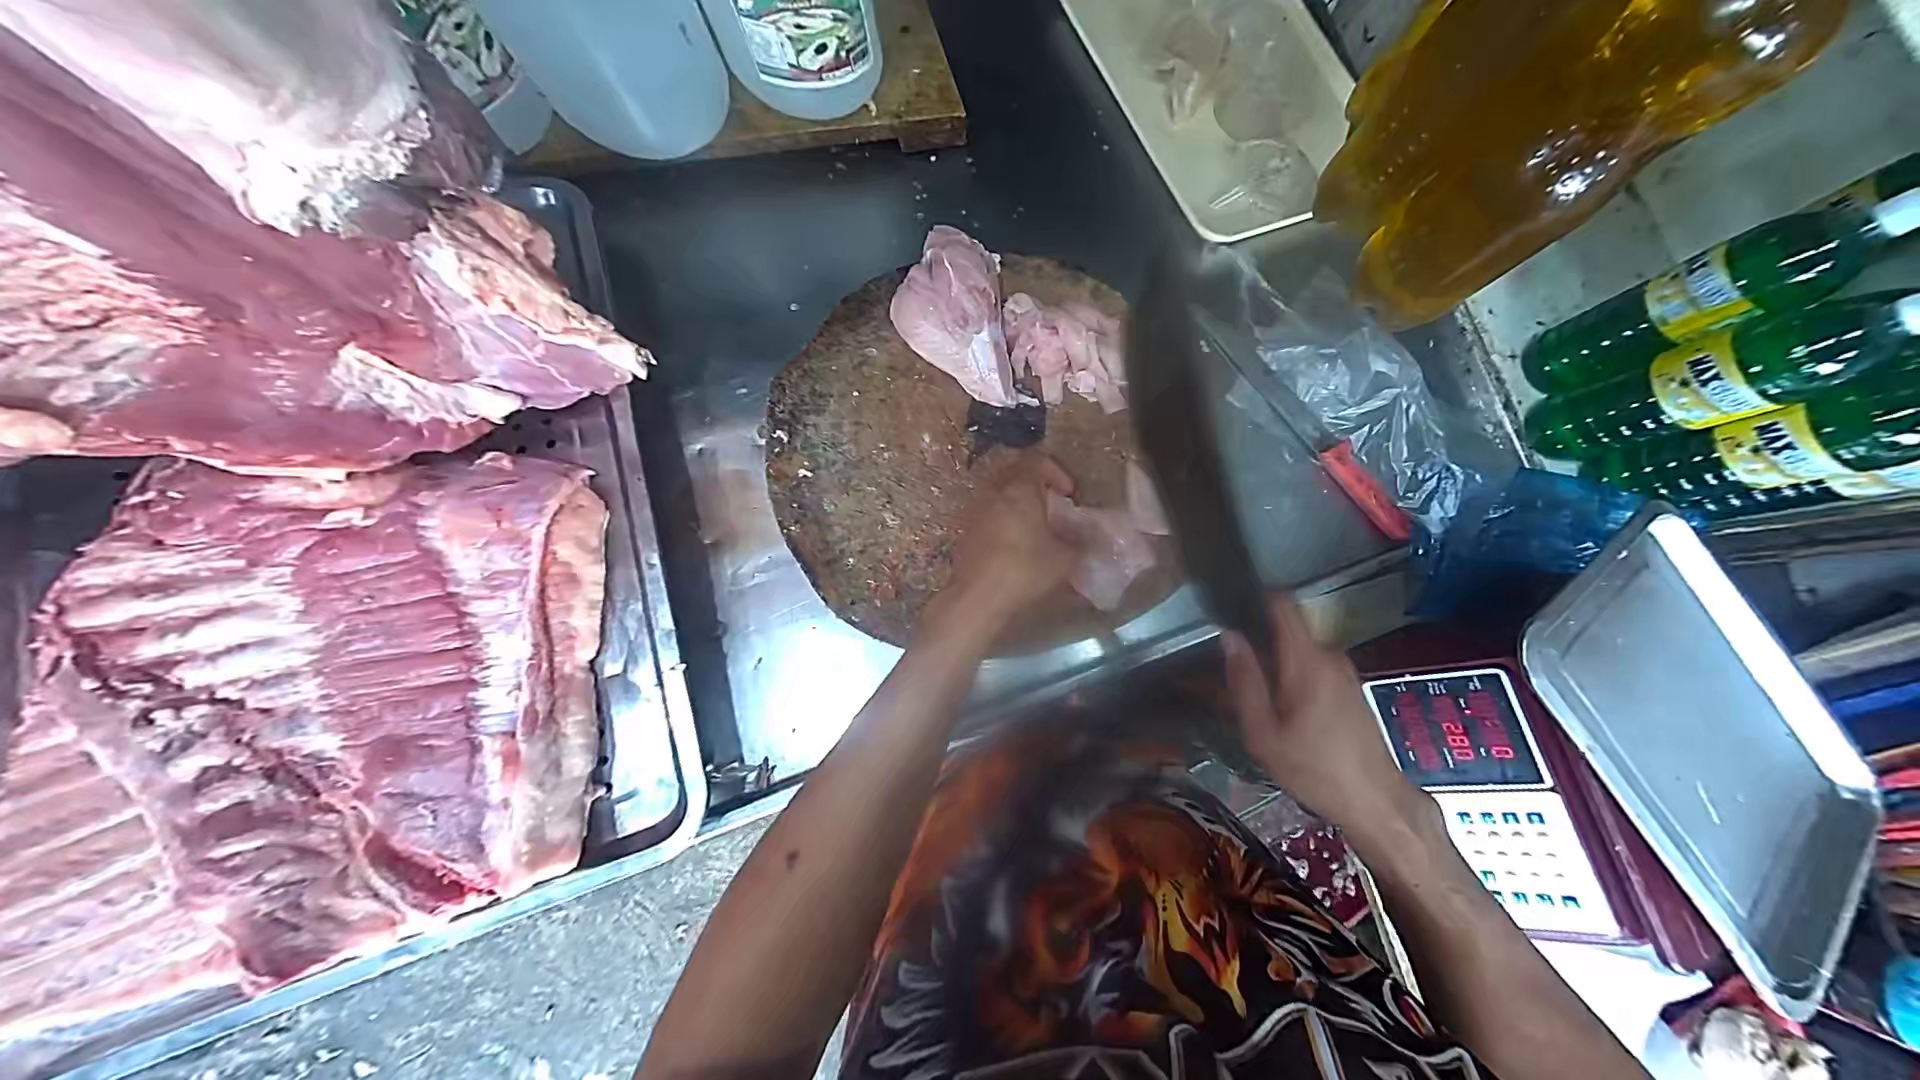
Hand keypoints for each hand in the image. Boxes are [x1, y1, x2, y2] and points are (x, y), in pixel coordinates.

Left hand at [928, 453, 1081, 639]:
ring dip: (1017, 504)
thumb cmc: (1024, 571)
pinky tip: (1014, 546)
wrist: (976, 598)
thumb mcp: (1065, 559)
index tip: (1068, 494)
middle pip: (1015, 475)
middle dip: (1036, 487)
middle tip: (1052, 507)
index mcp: (1019, 490)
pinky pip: (987, 515)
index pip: (1036, 461)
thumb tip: (1087, 538)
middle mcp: (993, 493)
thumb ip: (1080, 543)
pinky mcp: (964, 533)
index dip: (1056, 472)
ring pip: (999, 495)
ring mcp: (975, 512)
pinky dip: (1002, 521)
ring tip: (1035, 528)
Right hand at [1222, 592, 1435, 854]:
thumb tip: (1229, 637)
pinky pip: (1311, 665)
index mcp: (1306, 661)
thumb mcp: (1262, 732)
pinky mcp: (1350, 686)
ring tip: (1253, 692)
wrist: (1374, 801)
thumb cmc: (1312, 768)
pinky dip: (1291, 674)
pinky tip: (1281, 706)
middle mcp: (1329, 656)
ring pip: (1298, 649)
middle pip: (1286, 629)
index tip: (1231, 605)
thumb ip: (1244, 680)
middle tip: (1231, 668)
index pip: (1283, 605)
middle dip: (1258, 640)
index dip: (1256, 597)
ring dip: (1274, 661)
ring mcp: (1344, 670)